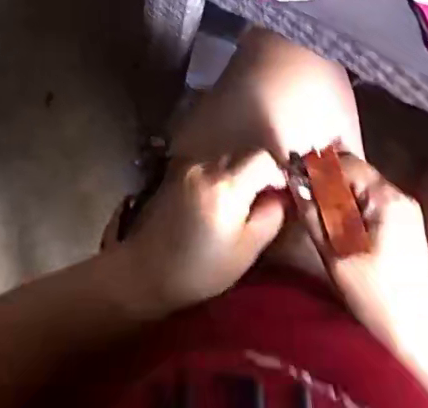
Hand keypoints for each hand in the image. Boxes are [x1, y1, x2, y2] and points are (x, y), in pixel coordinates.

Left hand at [117, 152, 288, 314]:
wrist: (144, 272)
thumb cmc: (199, 270)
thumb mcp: (244, 252)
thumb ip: (270, 218)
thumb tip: (282, 195)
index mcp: (226, 186)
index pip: (263, 158)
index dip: (277, 172)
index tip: (283, 192)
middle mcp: (206, 166)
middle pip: (244, 154)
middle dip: (259, 172)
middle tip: (265, 199)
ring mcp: (188, 165)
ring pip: (226, 158)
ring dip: (239, 172)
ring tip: (241, 202)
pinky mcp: (176, 171)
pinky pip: (208, 164)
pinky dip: (220, 175)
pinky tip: (218, 200)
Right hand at [311, 154, 427, 365]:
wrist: (419, 332)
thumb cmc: (375, 294)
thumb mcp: (336, 253)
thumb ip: (313, 212)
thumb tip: (295, 180)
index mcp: (385, 197)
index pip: (345, 162)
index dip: (317, 166)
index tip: (294, 175)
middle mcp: (399, 194)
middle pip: (356, 170)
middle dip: (327, 177)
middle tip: (302, 192)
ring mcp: (406, 207)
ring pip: (363, 184)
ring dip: (339, 190)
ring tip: (317, 208)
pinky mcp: (406, 222)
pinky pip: (372, 199)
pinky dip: (353, 203)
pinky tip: (339, 221)